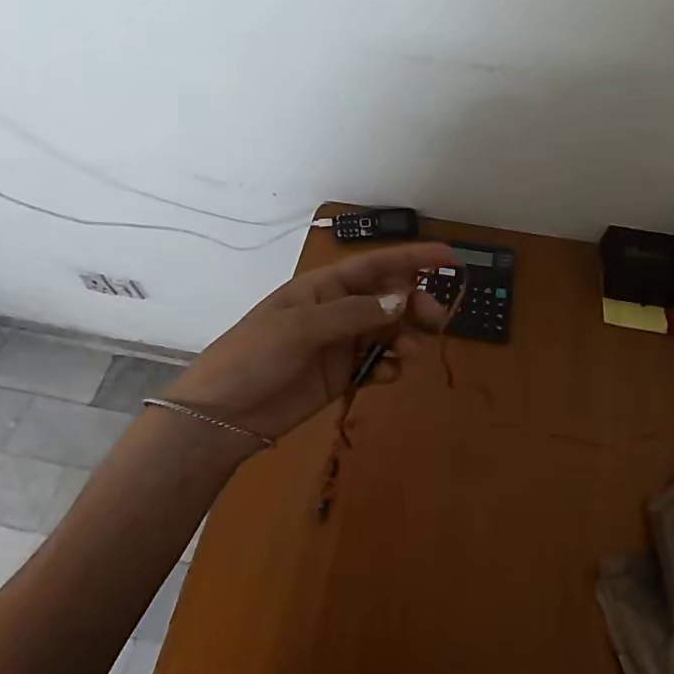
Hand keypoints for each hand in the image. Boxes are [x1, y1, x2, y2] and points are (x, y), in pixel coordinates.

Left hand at [163, 242, 455, 440]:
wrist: (224, 414)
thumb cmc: (254, 357)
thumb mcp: (299, 328)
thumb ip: (352, 314)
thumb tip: (402, 298)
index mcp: (320, 289)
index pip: (372, 266)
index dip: (411, 259)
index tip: (450, 258)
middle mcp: (333, 312)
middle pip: (386, 299)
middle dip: (413, 305)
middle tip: (435, 321)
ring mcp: (337, 345)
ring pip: (386, 333)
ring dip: (405, 338)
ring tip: (409, 354)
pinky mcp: (339, 377)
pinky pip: (374, 364)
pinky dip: (387, 366)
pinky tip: (386, 375)